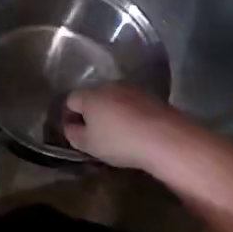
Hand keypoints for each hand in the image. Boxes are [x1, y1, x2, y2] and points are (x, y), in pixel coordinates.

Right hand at [62, 84, 201, 170]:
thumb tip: (69, 126)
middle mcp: (110, 86)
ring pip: (115, 98)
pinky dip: (130, 113)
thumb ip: (73, 134)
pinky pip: (133, 103)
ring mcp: (133, 89)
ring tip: (118, 132)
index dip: (69, 115)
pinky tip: (136, 129)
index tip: (74, 131)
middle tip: (95, 133)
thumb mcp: (88, 145)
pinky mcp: (152, 96)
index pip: (71, 99)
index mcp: (90, 96)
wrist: (163, 137)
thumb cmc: (119, 142)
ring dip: (112, 111)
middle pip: (94, 96)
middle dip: (92, 112)